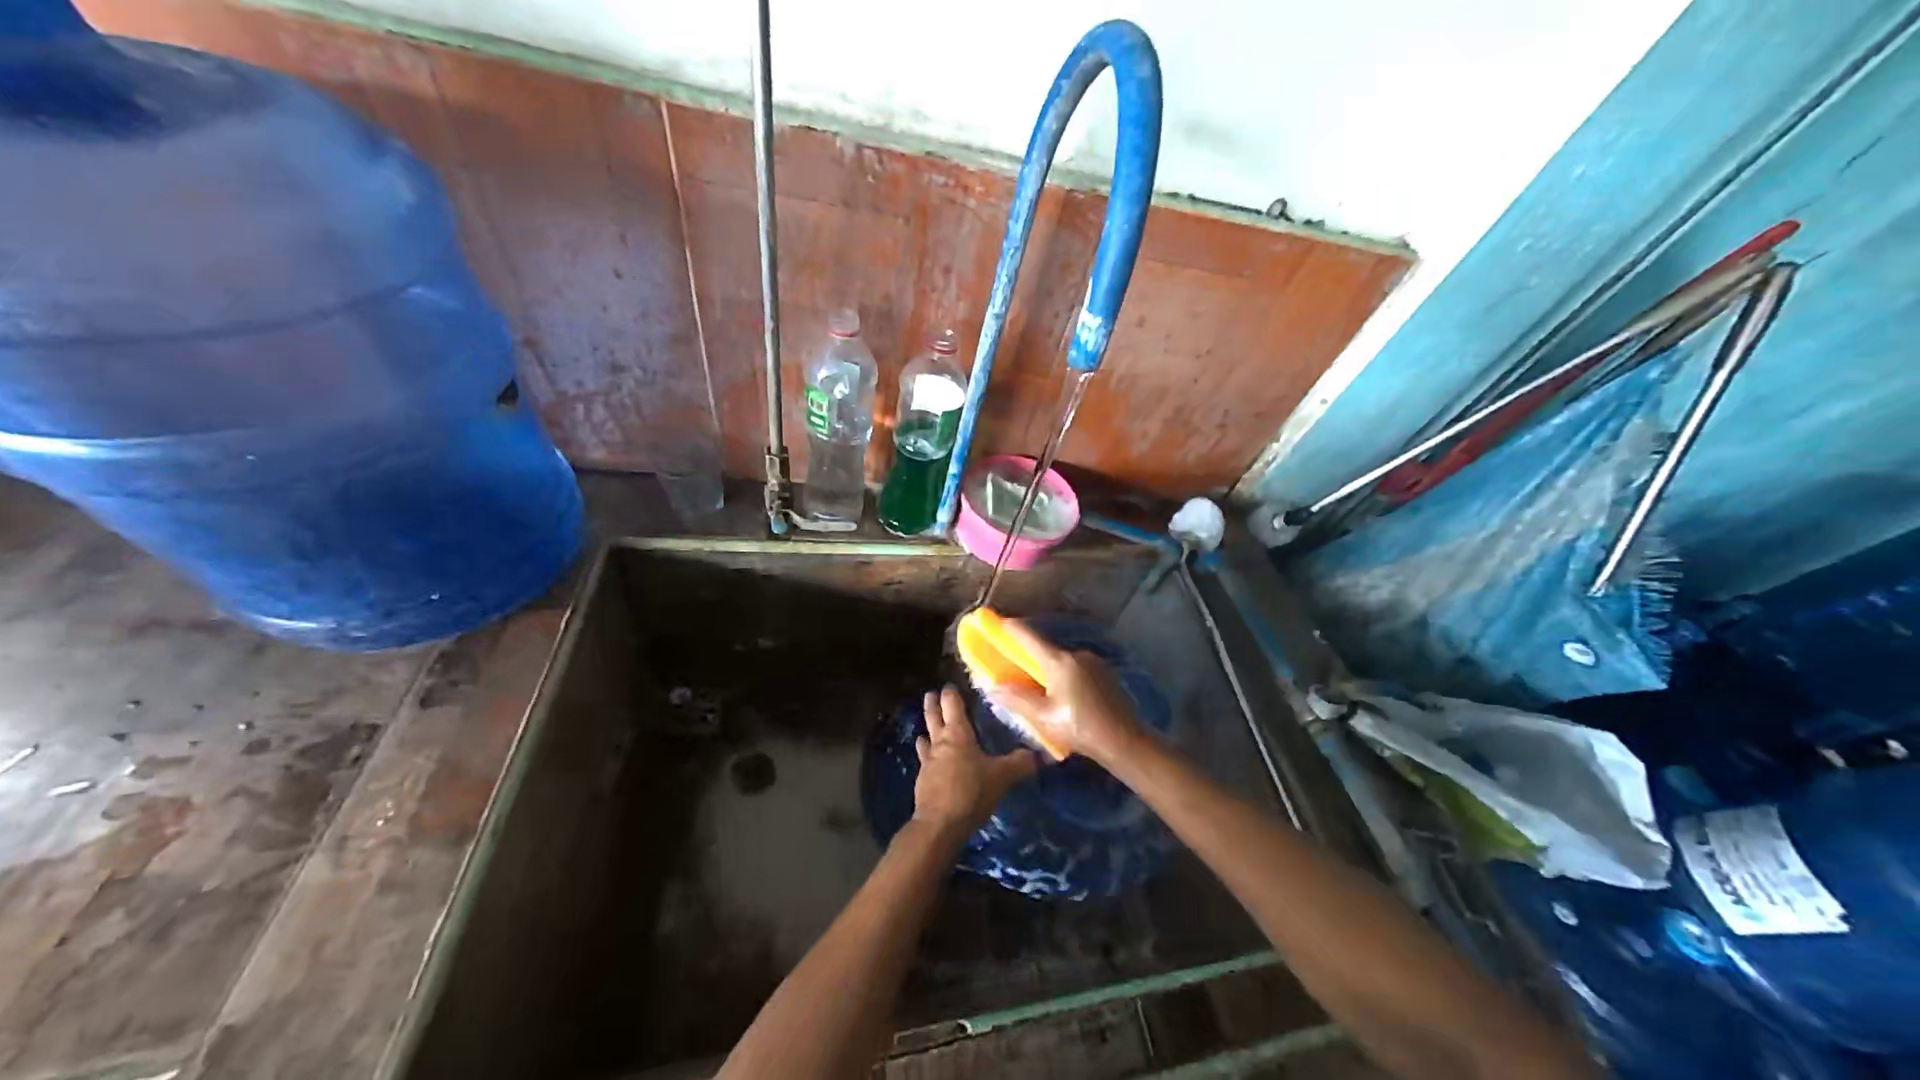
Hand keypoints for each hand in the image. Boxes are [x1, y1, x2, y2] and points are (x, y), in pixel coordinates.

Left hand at [912, 685, 1038, 836]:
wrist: (940, 824)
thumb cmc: (971, 792)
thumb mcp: (1002, 777)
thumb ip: (1020, 763)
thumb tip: (1039, 754)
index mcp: (958, 734)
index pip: (952, 705)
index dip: (951, 693)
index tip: (950, 684)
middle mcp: (940, 743)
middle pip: (933, 717)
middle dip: (933, 705)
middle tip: (931, 693)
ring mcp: (928, 762)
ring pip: (927, 738)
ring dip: (927, 730)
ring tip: (927, 728)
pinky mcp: (924, 780)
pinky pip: (925, 760)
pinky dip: (928, 755)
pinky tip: (929, 759)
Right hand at [979, 618, 1147, 765]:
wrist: (1127, 742)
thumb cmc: (1081, 729)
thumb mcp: (1044, 718)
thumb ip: (1017, 699)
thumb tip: (994, 687)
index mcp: (1060, 662)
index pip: (1030, 638)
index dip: (1012, 629)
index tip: (998, 621)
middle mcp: (1078, 655)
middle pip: (1046, 650)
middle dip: (1029, 657)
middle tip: (1014, 667)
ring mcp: (1095, 663)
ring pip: (1063, 661)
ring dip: (1049, 670)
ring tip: (1040, 690)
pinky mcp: (1105, 674)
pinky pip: (1077, 669)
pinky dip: (1064, 676)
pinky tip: (1064, 696)